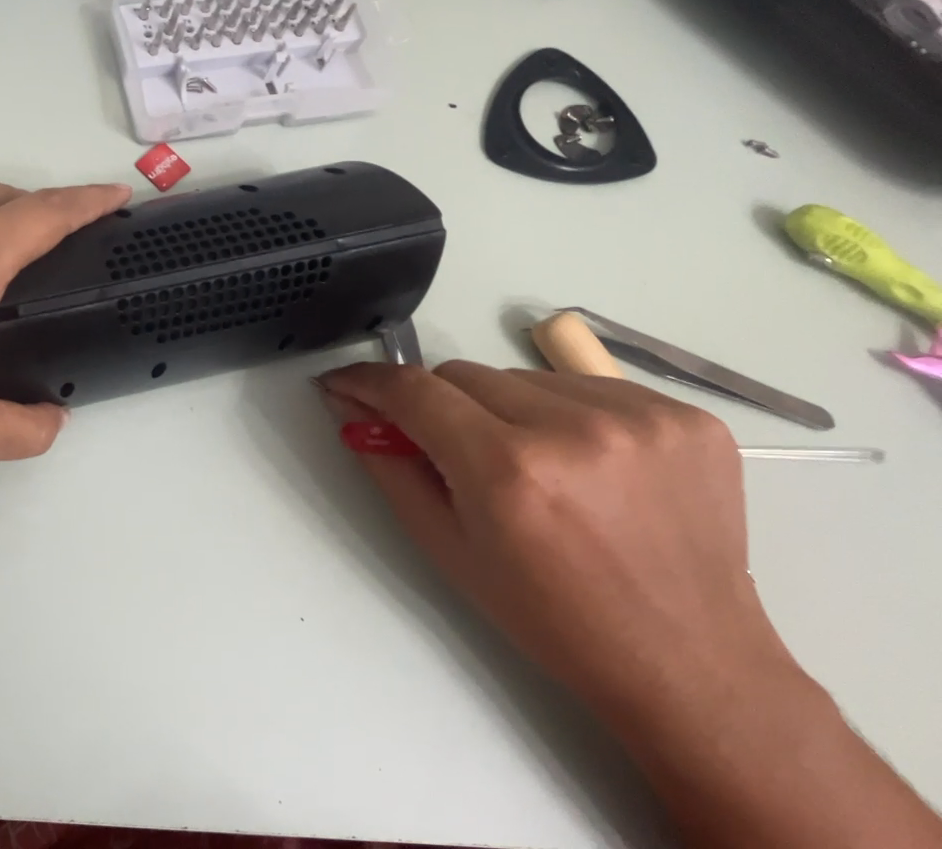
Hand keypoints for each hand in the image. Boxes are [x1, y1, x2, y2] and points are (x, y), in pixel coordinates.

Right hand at [318, 362, 803, 725]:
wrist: (685, 658)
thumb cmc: (549, 615)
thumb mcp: (446, 547)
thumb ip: (390, 467)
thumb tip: (352, 411)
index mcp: (507, 469)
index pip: (413, 390)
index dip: (367, 380)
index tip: (344, 383)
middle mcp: (575, 427)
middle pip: (464, 374)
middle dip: (441, 405)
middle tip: (452, 451)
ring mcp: (642, 416)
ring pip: (524, 377)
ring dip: (506, 408)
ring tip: (530, 465)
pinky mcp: (688, 417)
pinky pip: (591, 385)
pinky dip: (568, 413)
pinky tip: (585, 464)